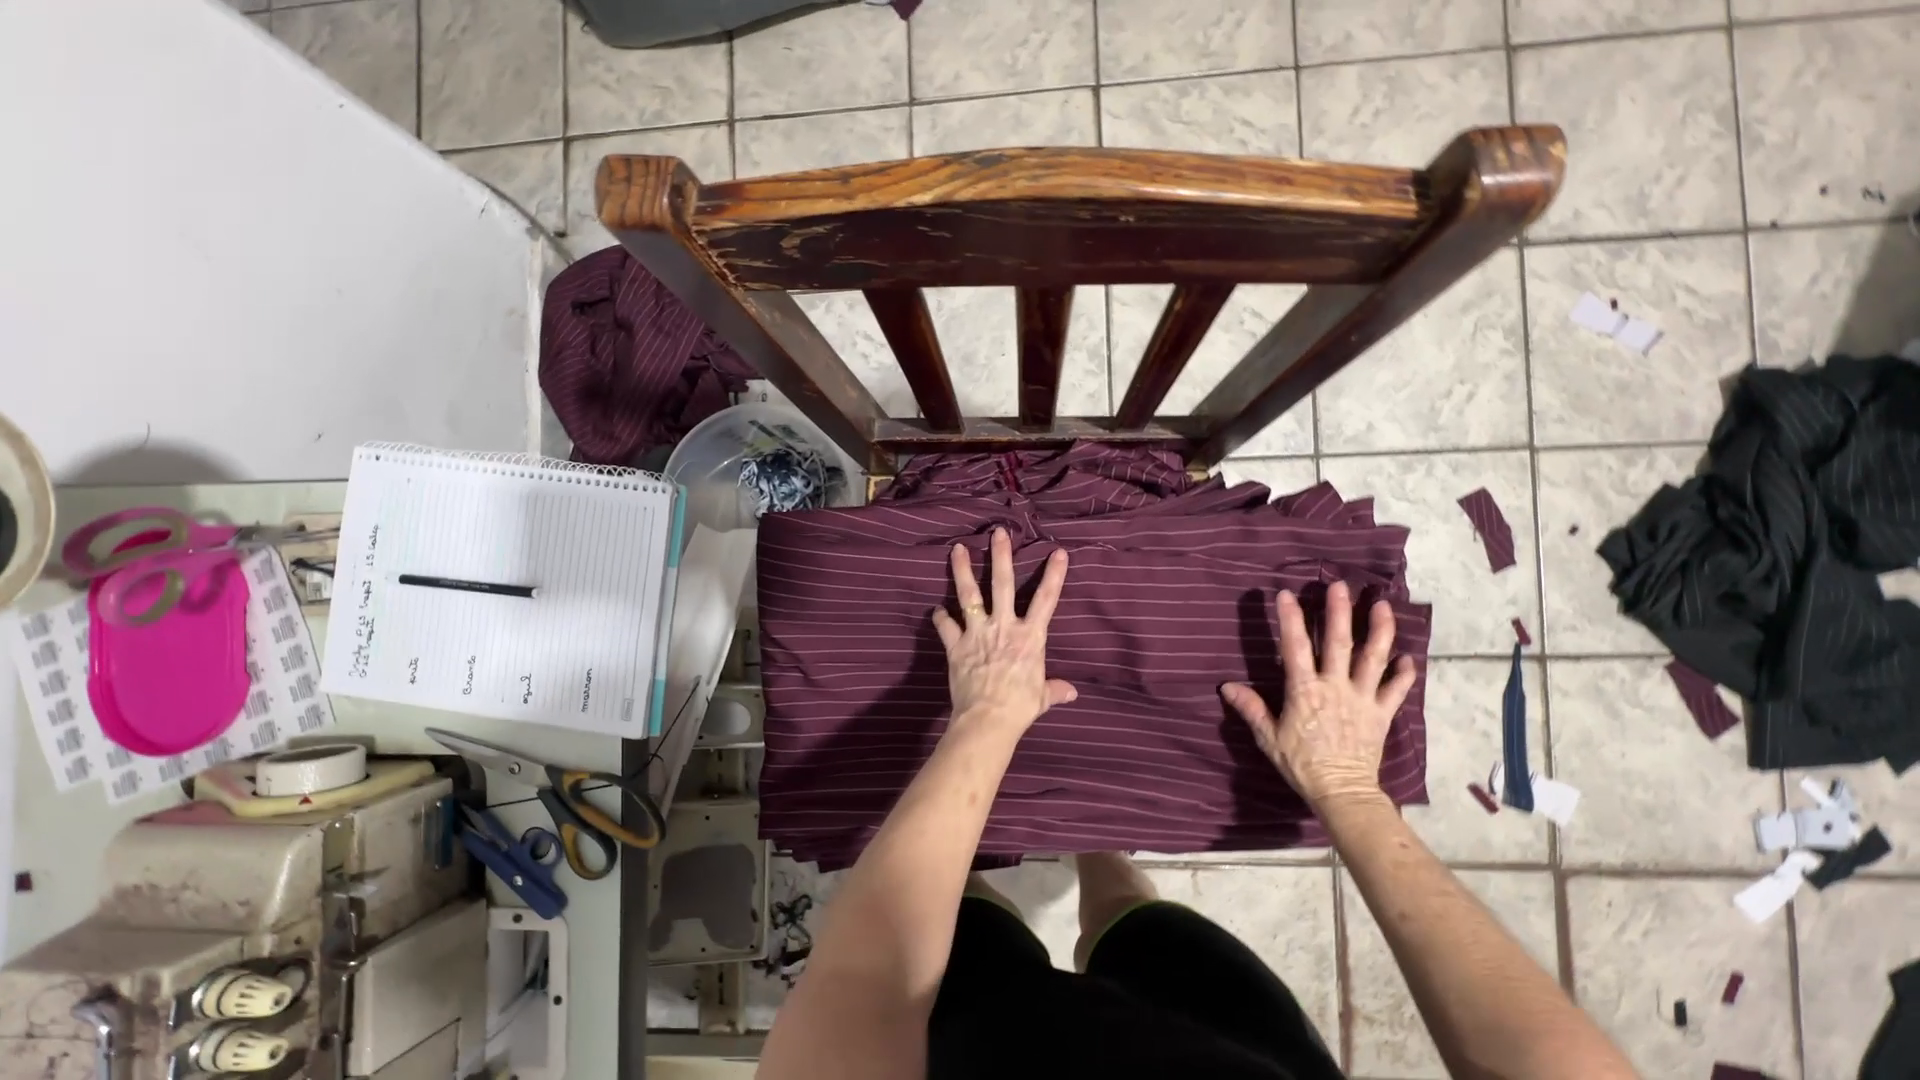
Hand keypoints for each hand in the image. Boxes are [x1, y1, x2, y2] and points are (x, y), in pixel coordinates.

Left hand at [932, 528, 1075, 734]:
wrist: (987, 720)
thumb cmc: (1020, 708)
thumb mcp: (1042, 697)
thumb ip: (1054, 689)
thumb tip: (1071, 692)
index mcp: (1030, 637)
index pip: (1047, 599)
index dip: (1054, 575)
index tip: (1058, 552)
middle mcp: (1004, 627)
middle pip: (1003, 584)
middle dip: (1000, 556)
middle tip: (997, 533)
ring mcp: (978, 634)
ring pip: (969, 594)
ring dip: (962, 570)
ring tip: (957, 549)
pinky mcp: (956, 647)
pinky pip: (946, 627)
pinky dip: (940, 617)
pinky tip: (937, 609)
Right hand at [1220, 581, 1416, 808]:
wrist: (1341, 792)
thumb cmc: (1301, 764)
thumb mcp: (1269, 737)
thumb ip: (1251, 708)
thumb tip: (1227, 687)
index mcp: (1304, 690)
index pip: (1295, 646)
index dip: (1290, 618)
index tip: (1286, 594)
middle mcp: (1335, 686)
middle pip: (1339, 642)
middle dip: (1340, 611)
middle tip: (1340, 585)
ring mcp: (1362, 698)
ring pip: (1374, 657)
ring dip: (1379, 630)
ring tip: (1383, 606)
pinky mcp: (1382, 714)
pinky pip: (1396, 690)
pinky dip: (1404, 674)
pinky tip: (1408, 658)